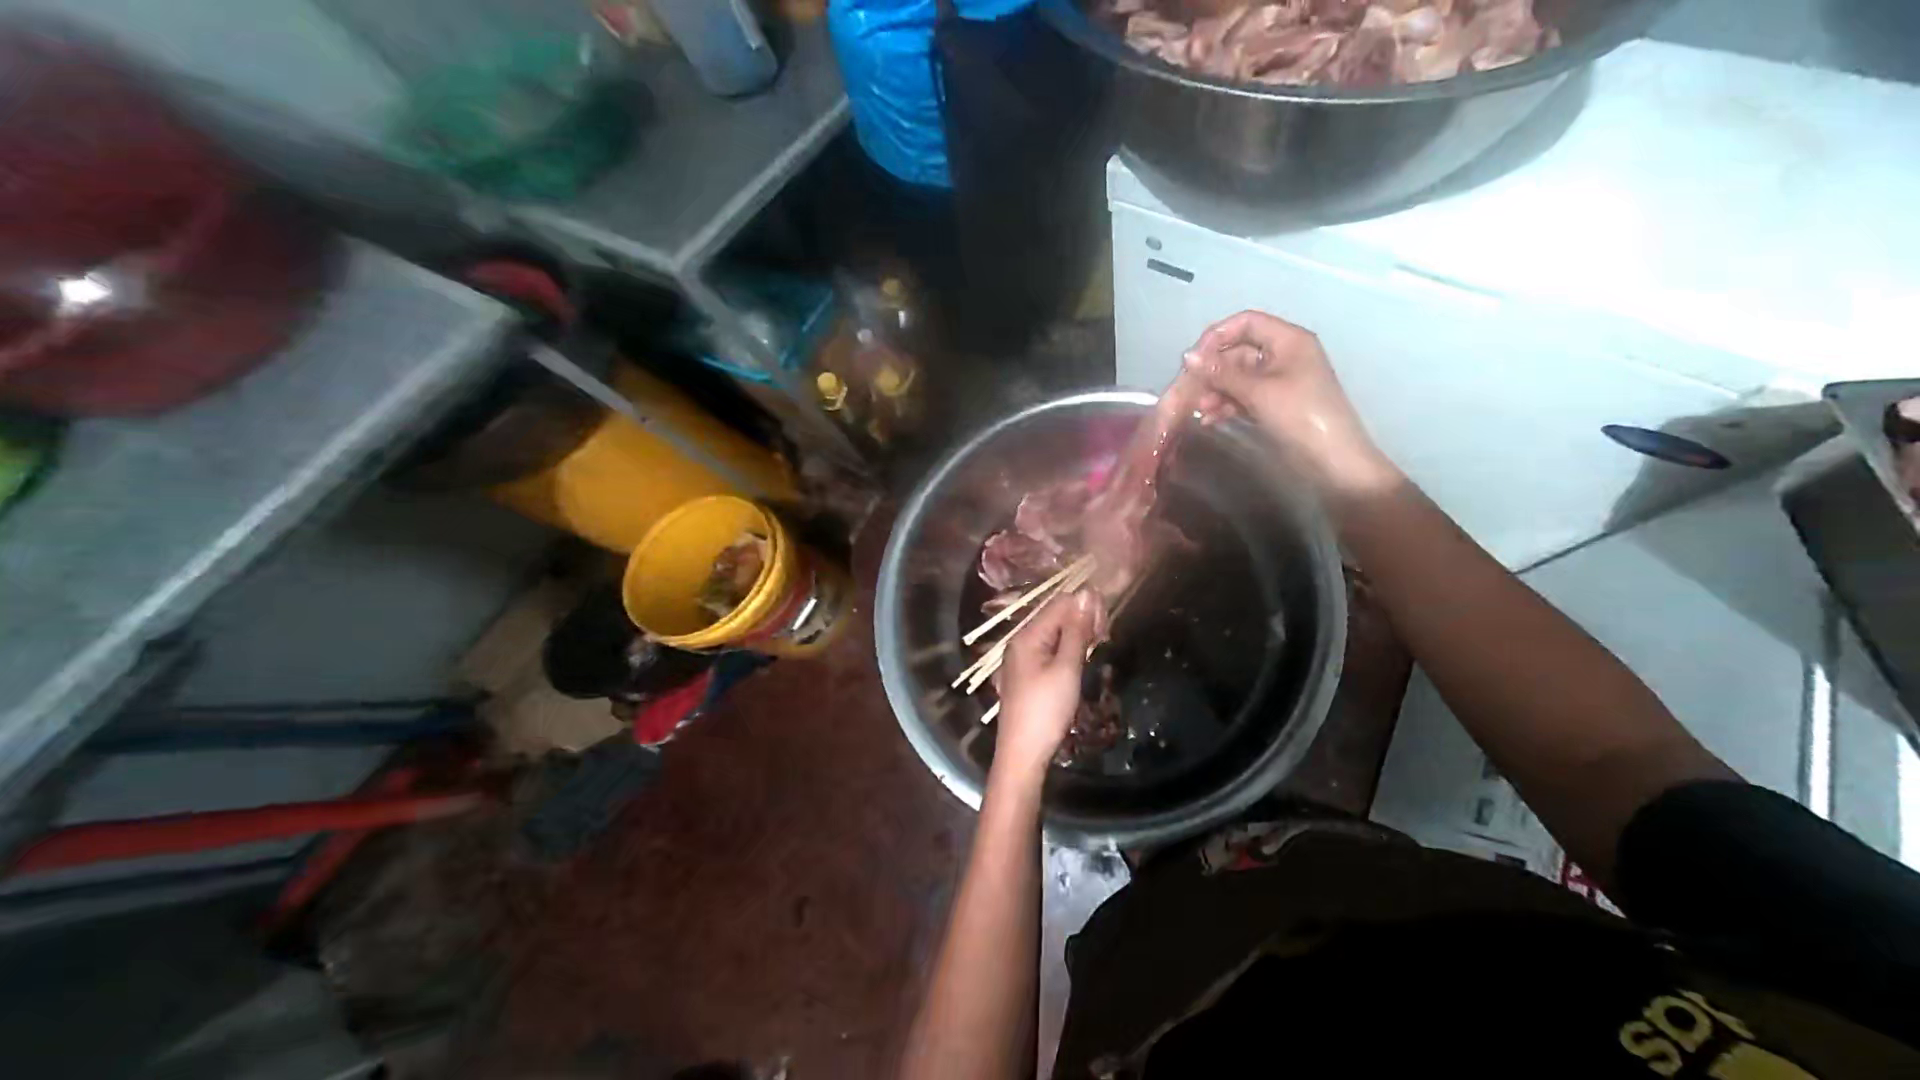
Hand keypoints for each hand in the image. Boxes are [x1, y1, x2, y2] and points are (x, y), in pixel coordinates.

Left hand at [992, 590, 1103, 779]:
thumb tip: (1085, 593)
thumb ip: (1076, 631)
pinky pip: (1050, 649)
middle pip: (1055, 616)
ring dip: (1078, 634)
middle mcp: (1021, 641)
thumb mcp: (1066, 669)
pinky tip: (1082, 659)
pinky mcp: (1028, 674)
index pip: (1060, 603)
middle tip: (1104, 638)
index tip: (1106, 627)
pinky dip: (1068, 649)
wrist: (1022, 754)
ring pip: (1054, 633)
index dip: (1086, 607)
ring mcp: (1023, 658)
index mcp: (1027, 636)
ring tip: (1098, 646)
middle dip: (1082, 619)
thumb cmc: (1045, 711)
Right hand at [1183, 310, 1402, 499]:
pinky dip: (1226, 404)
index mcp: (1289, 340)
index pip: (1246, 322)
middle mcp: (1284, 354)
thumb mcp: (1258, 392)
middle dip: (1213, 370)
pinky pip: (1243, 395)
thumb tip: (1187, 356)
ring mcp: (1279, 380)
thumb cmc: (1301, 416)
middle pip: (1238, 350)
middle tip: (1190, 391)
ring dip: (1216, 390)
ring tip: (1200, 411)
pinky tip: (1210, 419)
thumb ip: (1221, 373)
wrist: (1333, 460)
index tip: (1192, 360)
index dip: (1217, 336)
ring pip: (1238, 376)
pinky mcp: (1275, 403)